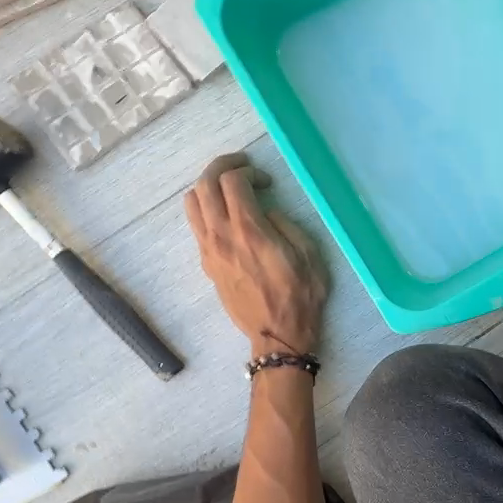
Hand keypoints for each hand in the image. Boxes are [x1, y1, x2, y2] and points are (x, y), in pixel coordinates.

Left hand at [185, 154, 327, 355]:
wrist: (278, 335)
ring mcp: (209, 250)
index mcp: (249, 230)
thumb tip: (267, 213)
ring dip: (208, 188)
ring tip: (230, 192)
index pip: (232, 181)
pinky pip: (196, 225)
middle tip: (242, 169)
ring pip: (192, 203)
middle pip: (204, 184)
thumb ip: (286, 225)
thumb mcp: (309, 256)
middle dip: (222, 167)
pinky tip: (228, 219)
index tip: (266, 181)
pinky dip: (207, 210)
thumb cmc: (301, 296)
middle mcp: (221, 235)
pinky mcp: (206, 263)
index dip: (249, 171)